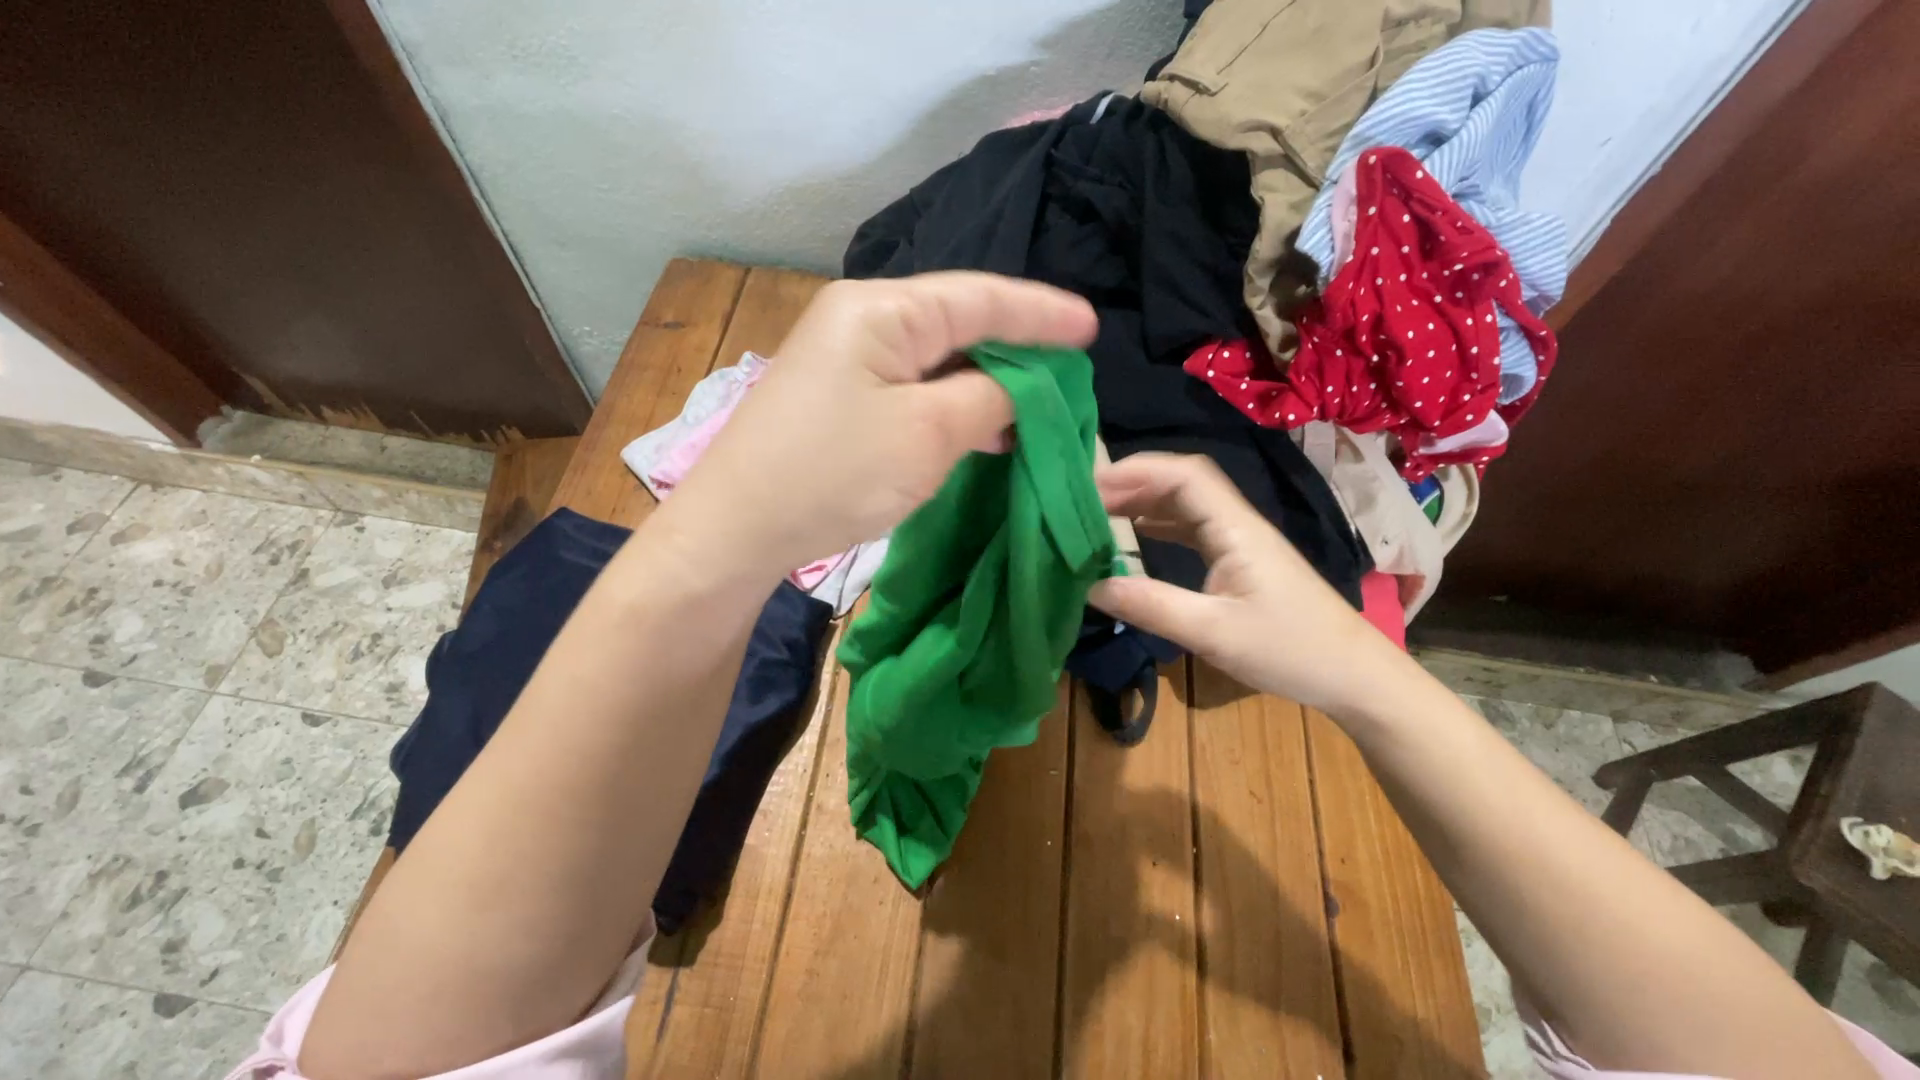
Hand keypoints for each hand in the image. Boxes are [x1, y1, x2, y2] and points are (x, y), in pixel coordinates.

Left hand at [656, 273, 1096, 576]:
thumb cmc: (834, 473)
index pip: (980, 297)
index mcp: (882, 309)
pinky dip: (952, 406)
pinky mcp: (839, 398)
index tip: (1090, 328)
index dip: (1040, 313)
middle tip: (1070, 372)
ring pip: (936, 360)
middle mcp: (861, 319)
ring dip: (985, 384)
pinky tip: (983, 427)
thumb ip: (988, 397)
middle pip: (958, 323)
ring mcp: (846, 359)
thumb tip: (1021, 387)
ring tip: (1038, 406)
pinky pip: (912, 389)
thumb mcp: (928, 433)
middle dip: (1016, 349)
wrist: (737, 529)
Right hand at [1088, 453, 1410, 713]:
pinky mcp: (1242, 562)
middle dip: (1132, 484)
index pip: (1185, 476)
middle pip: (1182, 483)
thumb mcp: (1213, 633)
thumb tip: (1091, 587)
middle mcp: (1238, 525)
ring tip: (1098, 514)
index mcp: (1236, 529)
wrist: (1353, 675)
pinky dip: (1159, 526)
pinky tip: (1135, 537)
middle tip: (1082, 501)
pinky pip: (1193, 529)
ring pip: (1187, 505)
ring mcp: (1241, 542)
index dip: (1136, 471)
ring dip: (1143, 503)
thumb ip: (1152, 606)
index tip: (1090, 486)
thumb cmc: (1290, 650)